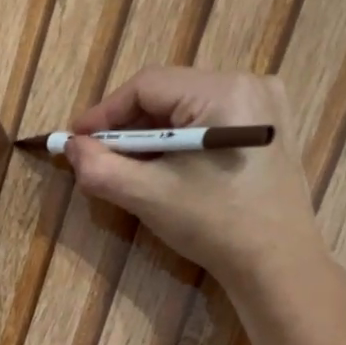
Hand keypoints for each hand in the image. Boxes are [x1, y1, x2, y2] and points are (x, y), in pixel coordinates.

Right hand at [64, 68, 324, 283]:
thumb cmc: (213, 224)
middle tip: (95, 160)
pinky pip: (207, 122)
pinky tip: (163, 170)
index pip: (146, 85)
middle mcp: (248, 84)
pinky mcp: (266, 128)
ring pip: (185, 109)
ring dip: (148, 136)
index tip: (74, 142)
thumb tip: (71, 147)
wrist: (275, 260)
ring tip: (126, 169)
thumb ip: (101, 168)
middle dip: (125, 127)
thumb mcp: (147, 196)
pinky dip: (176, 142)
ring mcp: (263, 105)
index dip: (103, 112)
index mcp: (223, 91)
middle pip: (167, 94)